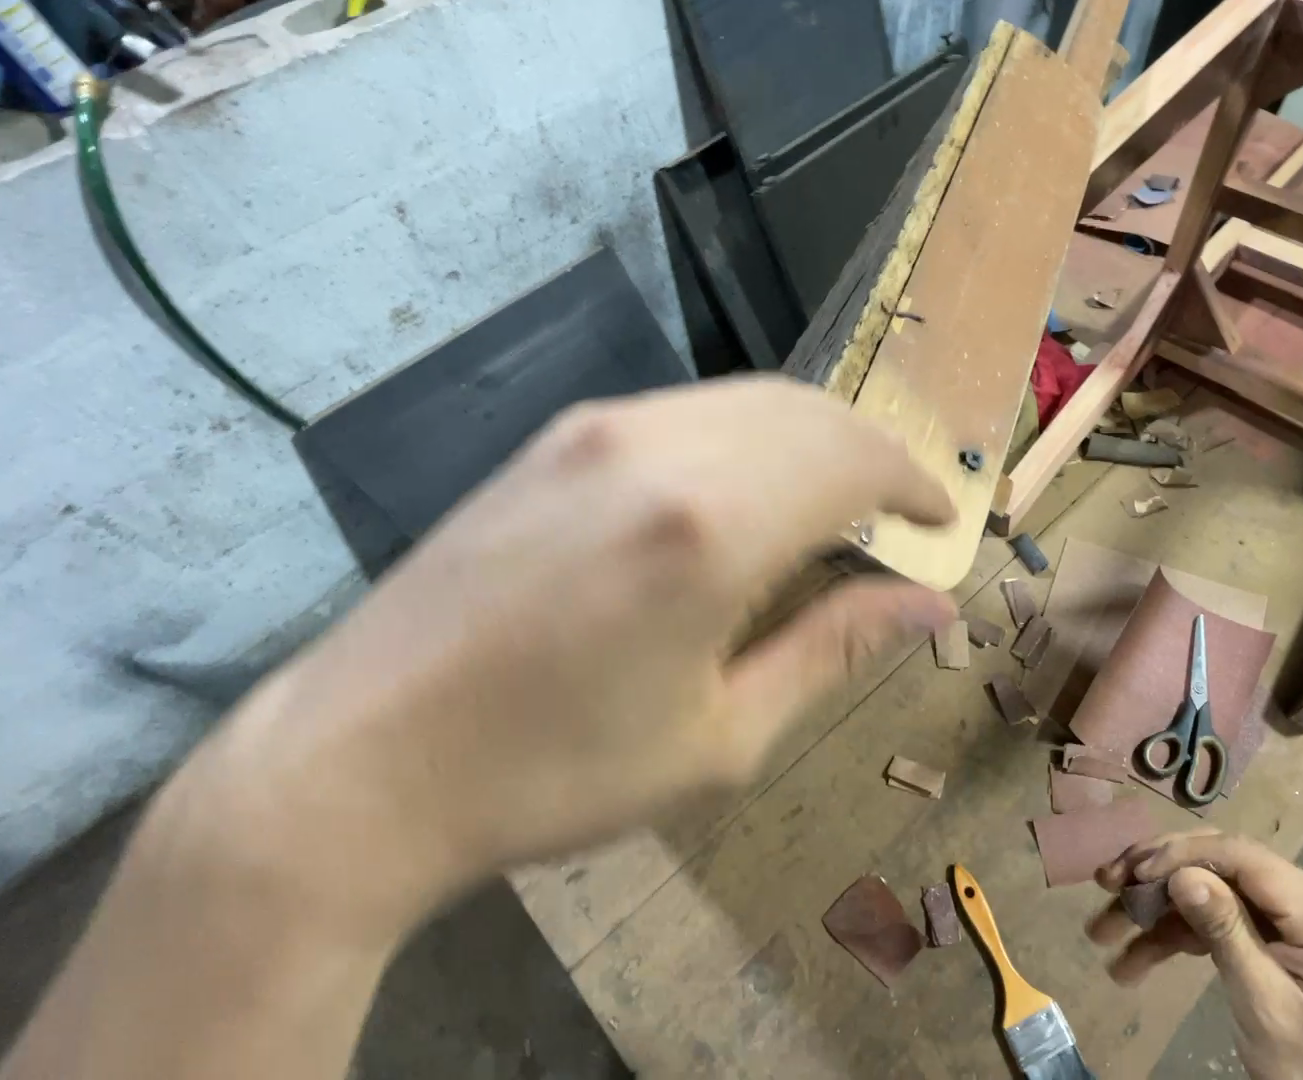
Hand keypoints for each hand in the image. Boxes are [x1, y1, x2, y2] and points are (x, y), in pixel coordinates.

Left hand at [168, 377, 957, 936]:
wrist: (359, 761)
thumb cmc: (555, 773)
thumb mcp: (720, 736)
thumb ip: (832, 649)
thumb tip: (929, 607)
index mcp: (711, 527)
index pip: (855, 460)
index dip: (915, 484)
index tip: (942, 522)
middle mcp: (659, 447)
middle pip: (810, 413)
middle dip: (873, 454)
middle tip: (898, 517)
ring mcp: (599, 428)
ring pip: (750, 401)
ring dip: (813, 440)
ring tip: (835, 506)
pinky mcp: (558, 435)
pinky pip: (689, 412)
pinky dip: (748, 438)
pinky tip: (747, 495)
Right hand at [1087, 830, 1302, 1079]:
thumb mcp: (1266, 1004)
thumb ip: (1226, 932)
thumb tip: (1183, 874)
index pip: (1240, 856)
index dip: (1181, 855)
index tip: (1131, 873)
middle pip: (1218, 865)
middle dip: (1157, 874)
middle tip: (1105, 884)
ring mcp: (1287, 920)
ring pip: (1208, 893)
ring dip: (1155, 911)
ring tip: (1101, 930)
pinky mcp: (1272, 941)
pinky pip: (1216, 923)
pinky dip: (1175, 938)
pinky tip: (1131, 961)